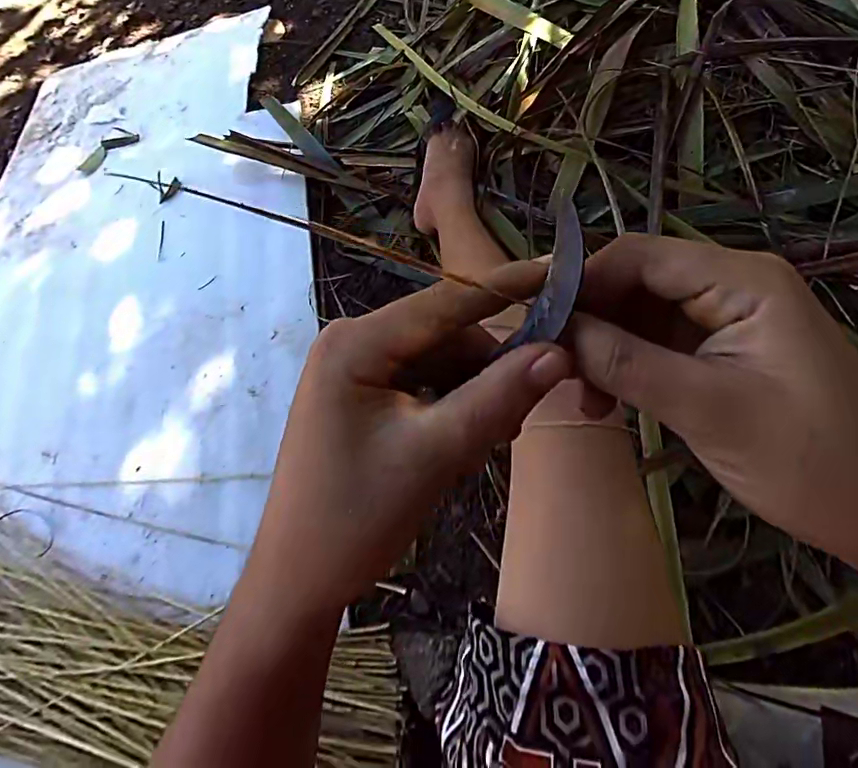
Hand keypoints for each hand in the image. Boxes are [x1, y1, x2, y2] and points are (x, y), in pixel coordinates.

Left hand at [246, 260, 571, 611]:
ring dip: (478, 390)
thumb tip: (559, 353)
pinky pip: (428, 381)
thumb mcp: (436, 454)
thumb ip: (498, 397)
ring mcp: (358, 368)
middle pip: (448, 332)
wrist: (296, 585)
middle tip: (531, 402)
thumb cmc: (355, 520)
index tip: (561, 272)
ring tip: (497, 435)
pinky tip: (471, 438)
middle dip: (492, 363)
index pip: (447, 300)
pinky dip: (457, 403)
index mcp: (356, 342)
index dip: (508, 285)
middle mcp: (354, 341)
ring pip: (443, 359)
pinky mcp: (366, 394)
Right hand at [568, 235, 857, 564]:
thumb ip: (628, 363)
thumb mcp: (708, 410)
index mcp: (742, 278)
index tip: (532, 319)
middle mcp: (736, 284)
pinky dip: (635, 367)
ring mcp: (735, 318)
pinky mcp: (733, 350)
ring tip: (577, 395)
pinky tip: (609, 402)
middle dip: (592, 319)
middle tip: (547, 364)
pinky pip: (668, 344)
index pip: (640, 255)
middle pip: (641, 281)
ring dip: (609, 348)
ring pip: (649, 315)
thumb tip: (558, 332)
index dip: (581, 280)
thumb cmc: (810, 460)